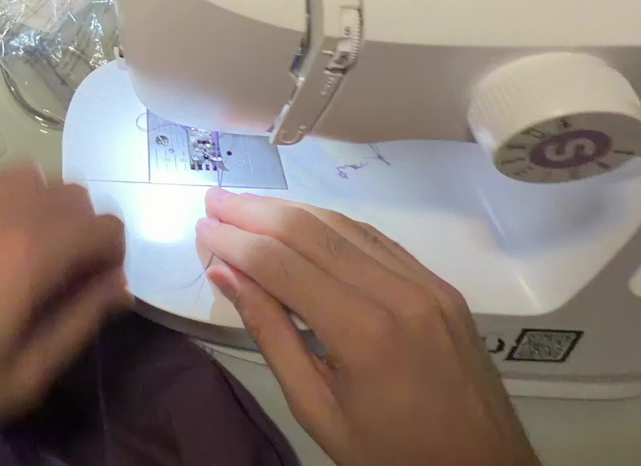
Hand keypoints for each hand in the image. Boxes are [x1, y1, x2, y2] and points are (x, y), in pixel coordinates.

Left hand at [0, 159, 127, 465]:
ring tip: (21, 251)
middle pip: (71, 194)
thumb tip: (120, 284)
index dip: (111, 256)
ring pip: (30, 174)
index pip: (103, 225)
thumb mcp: (25, 374)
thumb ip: (81, 319)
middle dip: (81, 230)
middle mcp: (2, 206)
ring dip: (41, 205)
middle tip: (63, 276)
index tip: (98, 285)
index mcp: (32, 252)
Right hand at [198, 188, 539, 465]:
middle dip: (254, 210)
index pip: (280, 264)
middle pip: (308, 229)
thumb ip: (269, 333)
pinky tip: (298, 218)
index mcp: (364, 334)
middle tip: (214, 199)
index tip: (202, 227)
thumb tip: (223, 271)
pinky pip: (371, 237)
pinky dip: (327, 222)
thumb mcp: (318, 411)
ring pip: (340, 223)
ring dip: (286, 208)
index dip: (235, 240)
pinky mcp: (438, 283)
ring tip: (245, 204)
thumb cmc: (391, 457)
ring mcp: (424, 283)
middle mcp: (396, 293)